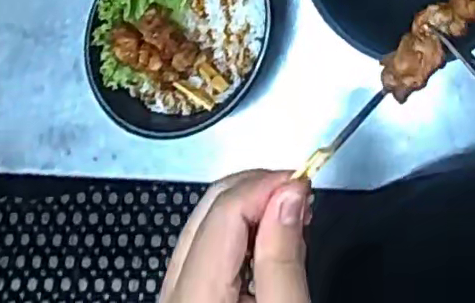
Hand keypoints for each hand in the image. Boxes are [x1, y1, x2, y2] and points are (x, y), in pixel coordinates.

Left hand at [159, 170, 310, 302]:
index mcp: (193, 296)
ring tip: (288, 217)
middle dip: (258, 189)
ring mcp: (171, 296)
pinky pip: (203, 249)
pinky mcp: (183, 300)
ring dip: (249, 207)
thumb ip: (284, 260)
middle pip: (210, 207)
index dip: (267, 184)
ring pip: (205, 223)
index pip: (226, 208)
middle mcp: (171, 292)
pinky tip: (265, 242)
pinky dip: (237, 233)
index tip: (303, 183)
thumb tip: (290, 193)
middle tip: (298, 196)